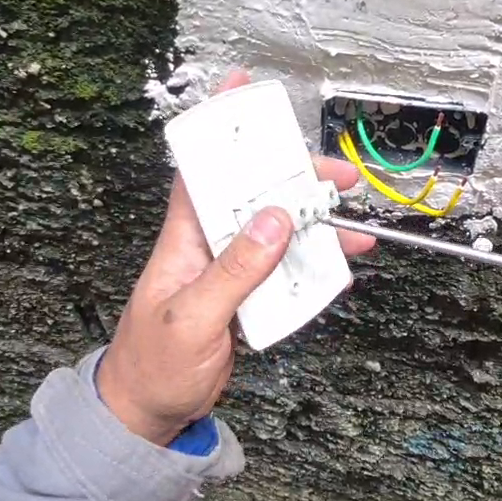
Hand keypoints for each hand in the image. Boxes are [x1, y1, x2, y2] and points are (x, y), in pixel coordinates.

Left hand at [98, 71, 375, 444]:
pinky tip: (339, 264)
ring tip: (351, 221)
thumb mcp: (192, 318)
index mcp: (185, 237)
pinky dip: (313, 265)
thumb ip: (234, 272)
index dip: (220, 126)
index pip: (202, 167)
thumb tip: (275, 221)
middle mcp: (209, 244)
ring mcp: (230, 270)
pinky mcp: (247, 296)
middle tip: (337, 174)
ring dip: (314, 223)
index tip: (243, 89)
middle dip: (295, 176)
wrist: (150, 411)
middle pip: (256, 193)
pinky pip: (285, 270)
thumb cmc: (151, 363)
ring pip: (279, 231)